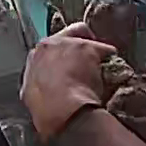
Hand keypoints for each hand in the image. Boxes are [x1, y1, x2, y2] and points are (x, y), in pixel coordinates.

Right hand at [21, 22, 114, 141]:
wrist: (62, 110)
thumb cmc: (46, 108)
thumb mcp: (32, 95)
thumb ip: (38, 83)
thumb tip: (44, 88)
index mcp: (35, 57)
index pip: (49, 48)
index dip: (60, 55)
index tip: (67, 64)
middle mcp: (50, 45)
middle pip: (67, 35)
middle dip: (77, 44)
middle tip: (86, 56)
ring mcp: (69, 44)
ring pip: (85, 39)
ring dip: (92, 50)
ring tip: (99, 63)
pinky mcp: (88, 49)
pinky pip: (103, 48)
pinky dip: (108, 54)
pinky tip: (113, 60)